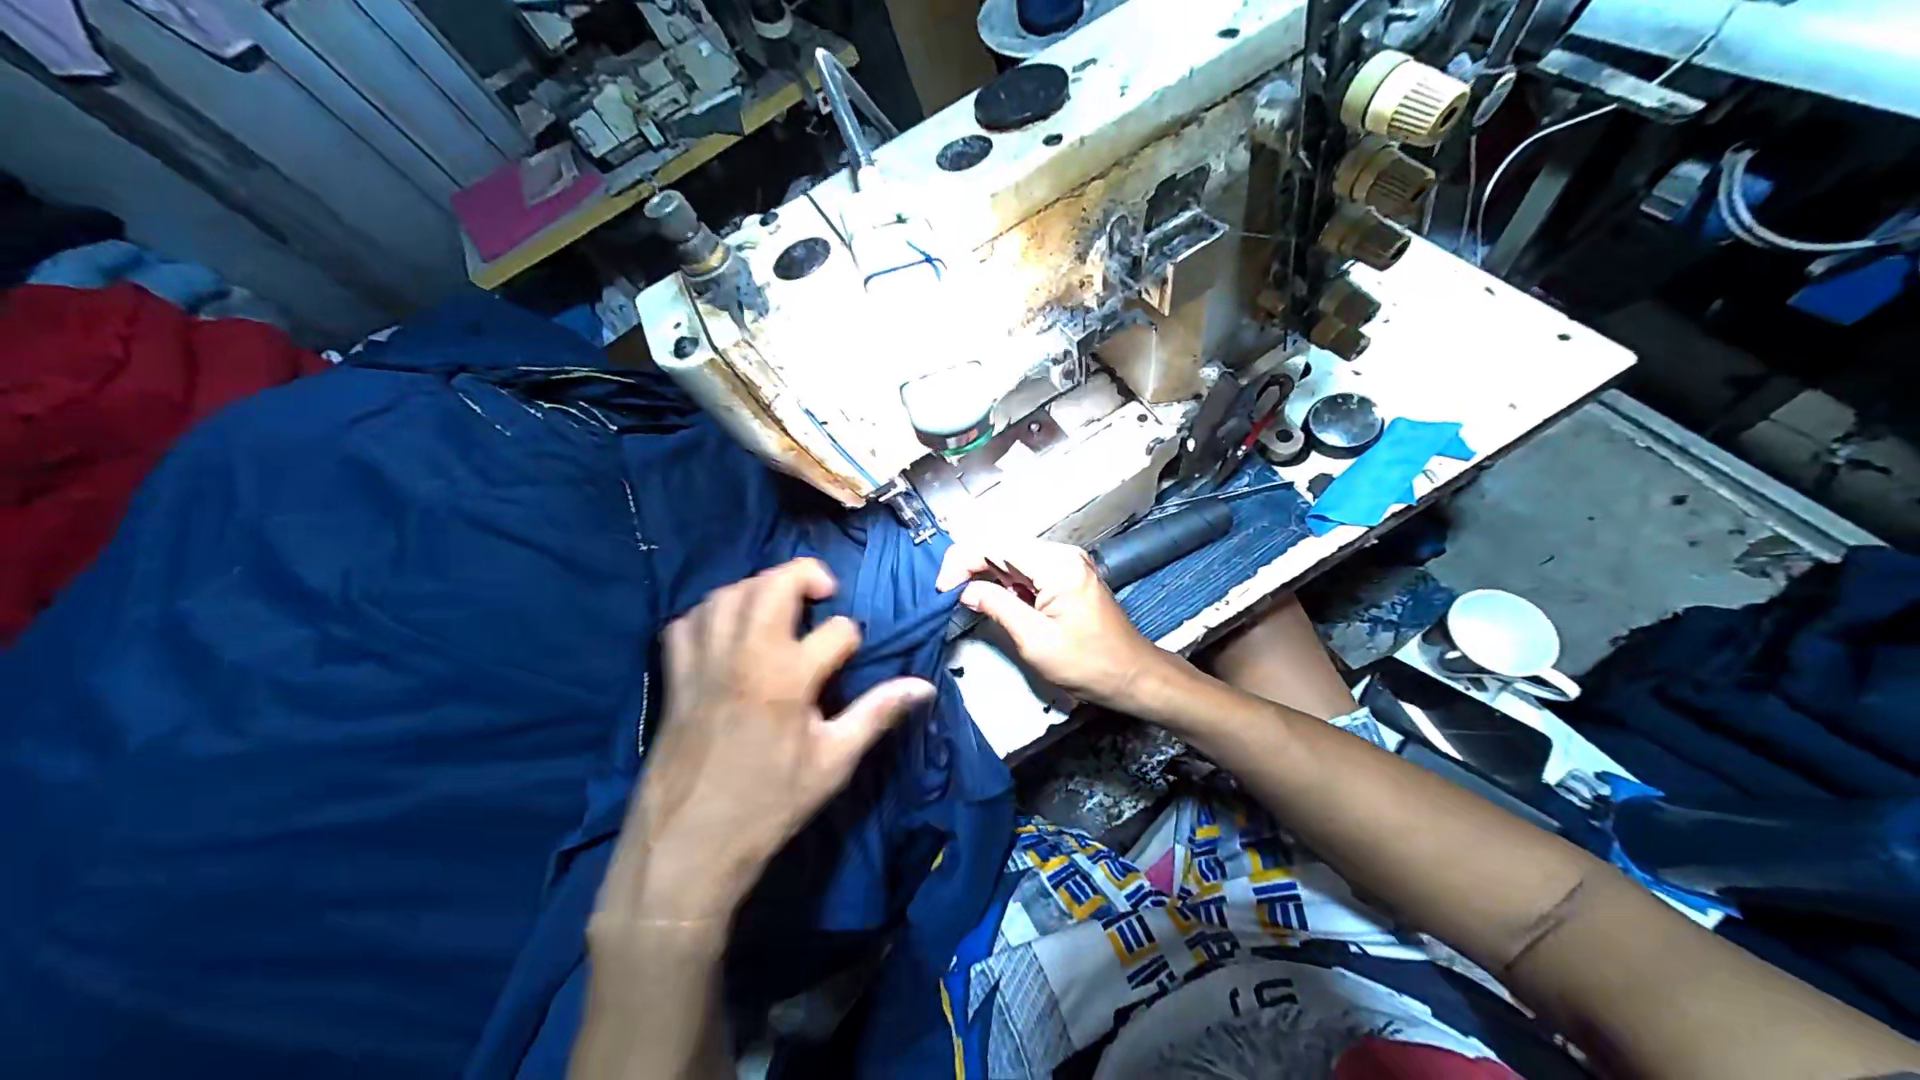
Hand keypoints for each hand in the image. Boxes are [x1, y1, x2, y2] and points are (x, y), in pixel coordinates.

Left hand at [599, 558, 934, 929]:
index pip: (837, 630)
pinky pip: (688, 620)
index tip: (849, 658)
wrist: (691, 841)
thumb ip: (877, 714)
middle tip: (822, 592)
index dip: (851, 638)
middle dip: (806, 575)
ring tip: (777, 604)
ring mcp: (705, 660)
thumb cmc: (769, 803)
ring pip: (730, 592)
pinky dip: (710, 613)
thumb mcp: (833, 762)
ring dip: (759, 587)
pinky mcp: (675, 674)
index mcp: (789, 676)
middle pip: (775, 584)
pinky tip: (727, 629)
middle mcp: (746, 654)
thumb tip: (924, 686)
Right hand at [937, 538, 1177, 710]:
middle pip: (1002, 546)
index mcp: (1056, 564)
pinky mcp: (1066, 575)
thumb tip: (966, 590)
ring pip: (1011, 557)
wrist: (1133, 676)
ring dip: (987, 575)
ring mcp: (1066, 563)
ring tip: (970, 600)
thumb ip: (998, 607)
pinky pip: (1026, 569)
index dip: (962, 561)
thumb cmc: (1089, 664)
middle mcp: (1062, 554)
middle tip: (950, 595)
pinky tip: (997, 601)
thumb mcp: (1035, 641)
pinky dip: (1006, 582)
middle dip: (971, 567)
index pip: (995, 545)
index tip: (943, 588)